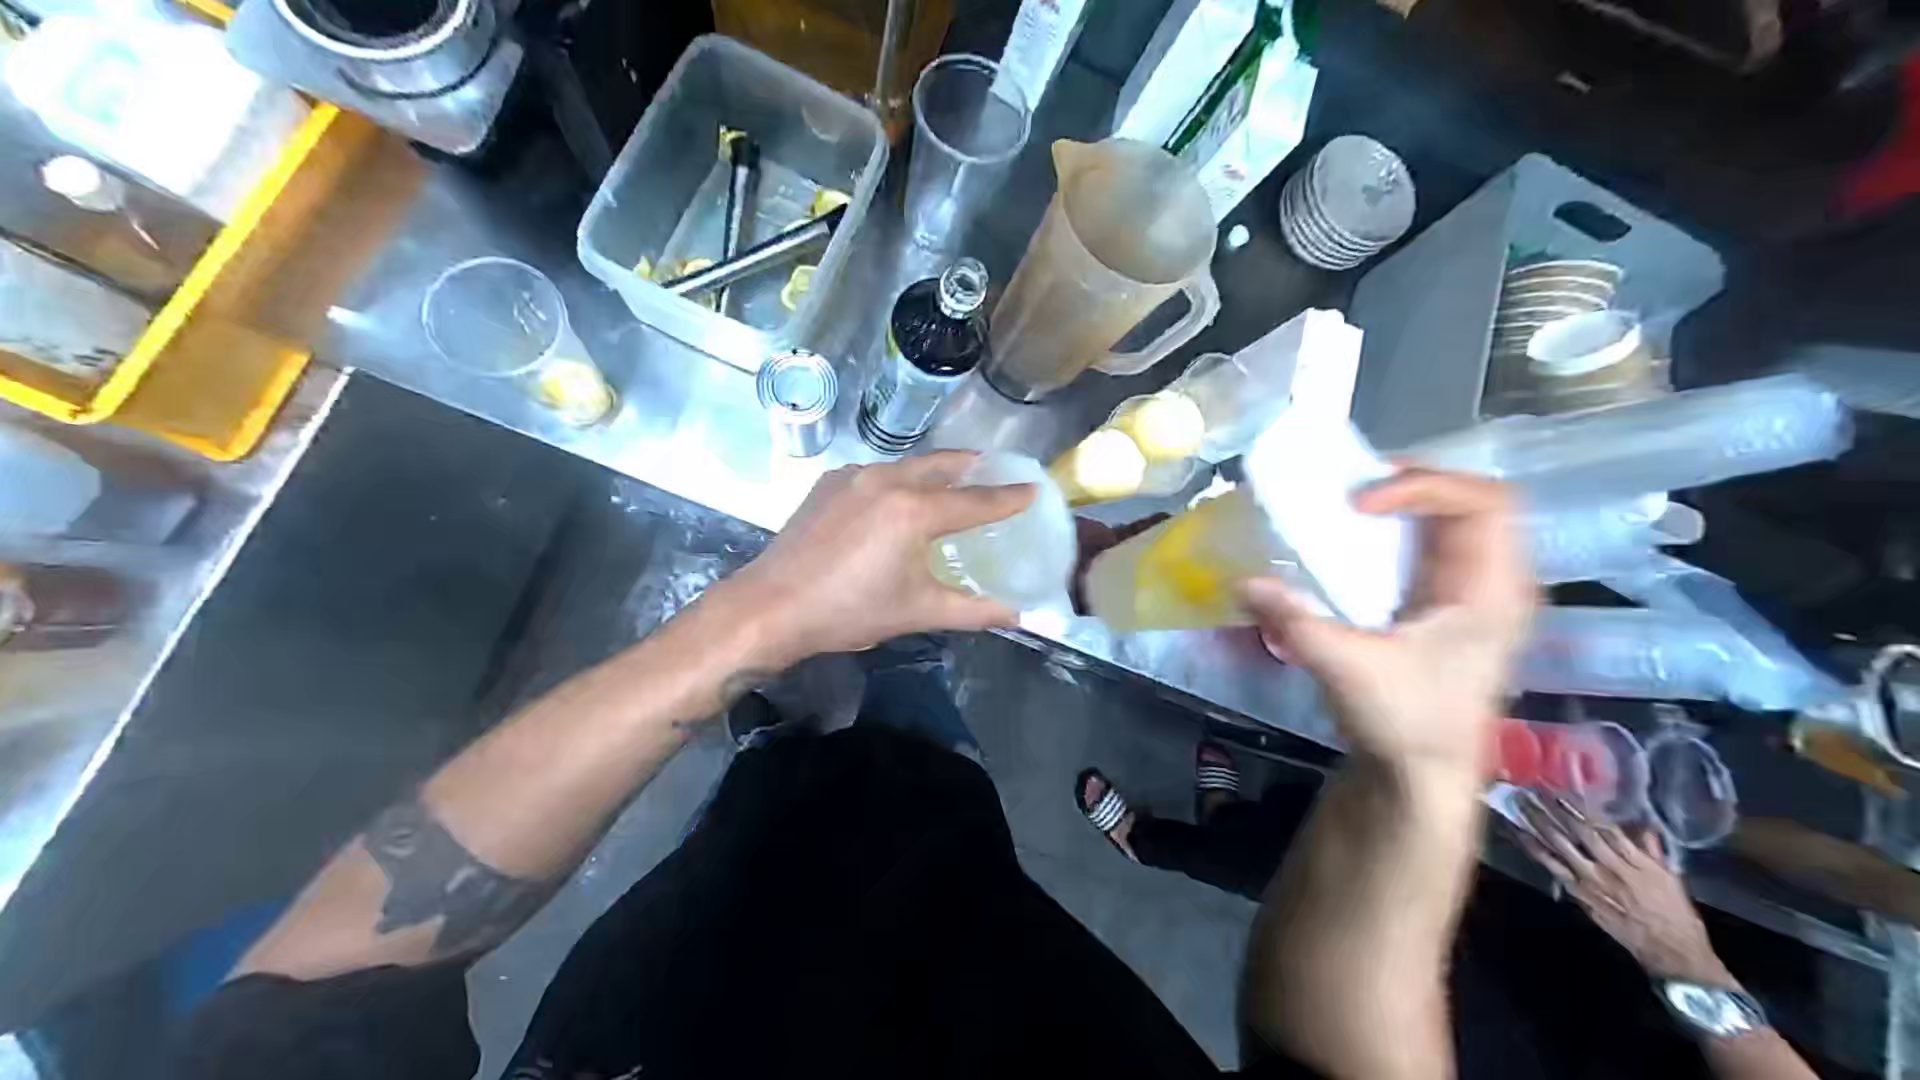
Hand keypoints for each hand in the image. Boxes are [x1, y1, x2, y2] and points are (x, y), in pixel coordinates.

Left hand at [721, 452, 1034, 665]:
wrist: (771, 606)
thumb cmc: (850, 612)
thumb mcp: (918, 612)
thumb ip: (974, 610)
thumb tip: (1019, 616)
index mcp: (914, 511)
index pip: (976, 501)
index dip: (1009, 497)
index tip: (1034, 487)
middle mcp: (887, 480)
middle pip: (944, 465)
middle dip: (974, 467)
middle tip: (996, 473)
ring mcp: (853, 475)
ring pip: (908, 464)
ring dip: (935, 471)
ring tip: (952, 484)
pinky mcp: (829, 481)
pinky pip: (877, 472)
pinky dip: (900, 479)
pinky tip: (899, 499)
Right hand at [1241, 468, 1534, 786]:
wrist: (1422, 773)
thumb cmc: (1406, 723)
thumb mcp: (1348, 671)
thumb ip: (1296, 624)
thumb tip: (1243, 582)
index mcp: (1491, 592)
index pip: (1483, 503)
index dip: (1422, 486)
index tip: (1359, 503)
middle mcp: (1492, 580)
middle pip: (1465, 500)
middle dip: (1403, 485)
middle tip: (1342, 489)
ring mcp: (1469, 590)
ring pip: (1445, 518)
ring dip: (1393, 504)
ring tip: (1339, 505)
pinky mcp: (1443, 601)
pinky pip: (1423, 543)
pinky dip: (1385, 530)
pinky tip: (1347, 540)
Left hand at [1516, 798, 1733, 984]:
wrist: (1671, 949)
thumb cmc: (1674, 913)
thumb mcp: (1669, 878)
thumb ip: (1652, 849)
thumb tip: (1645, 824)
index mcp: (1637, 861)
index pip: (1604, 827)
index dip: (1581, 807)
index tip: (1562, 789)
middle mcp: (1611, 866)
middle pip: (1578, 830)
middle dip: (1555, 808)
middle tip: (1534, 788)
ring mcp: (1591, 878)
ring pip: (1559, 843)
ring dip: (1538, 821)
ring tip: (1520, 802)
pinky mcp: (1577, 890)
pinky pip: (1550, 864)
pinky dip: (1533, 847)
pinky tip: (1518, 832)